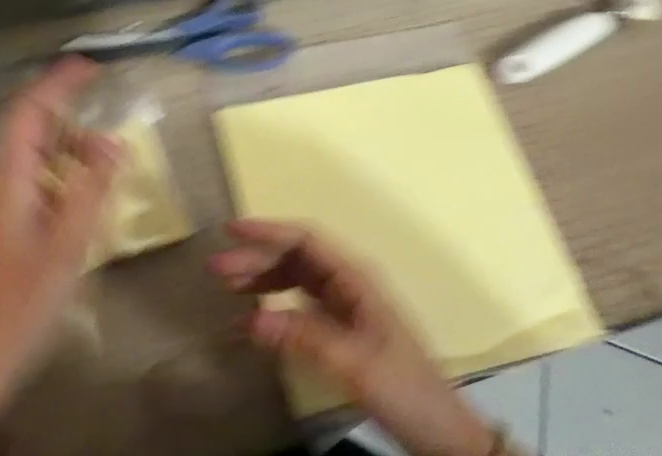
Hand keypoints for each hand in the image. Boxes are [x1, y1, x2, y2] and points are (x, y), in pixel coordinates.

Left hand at [0, 57, 122, 455]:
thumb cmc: (20, 307)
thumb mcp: (65, 251)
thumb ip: (89, 194)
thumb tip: (113, 143)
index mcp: (13, 182)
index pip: (29, 114)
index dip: (56, 85)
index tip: (89, 66)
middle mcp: (7, 186)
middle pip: (35, 132)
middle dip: (72, 118)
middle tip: (112, 128)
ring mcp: (9, 208)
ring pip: (42, 159)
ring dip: (75, 152)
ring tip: (111, 168)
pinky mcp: (15, 229)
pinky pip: (45, 184)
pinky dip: (71, 178)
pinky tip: (92, 200)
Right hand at [211, 219, 511, 455]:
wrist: (443, 430)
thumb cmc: (405, 389)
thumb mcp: (355, 365)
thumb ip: (305, 338)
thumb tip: (251, 319)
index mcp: (358, 279)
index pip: (308, 239)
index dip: (269, 231)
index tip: (232, 231)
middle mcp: (351, 284)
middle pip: (297, 256)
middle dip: (258, 257)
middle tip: (218, 269)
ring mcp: (347, 306)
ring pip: (297, 277)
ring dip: (264, 278)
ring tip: (229, 288)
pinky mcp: (343, 329)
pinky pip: (301, 305)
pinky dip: (274, 306)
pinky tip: (252, 320)